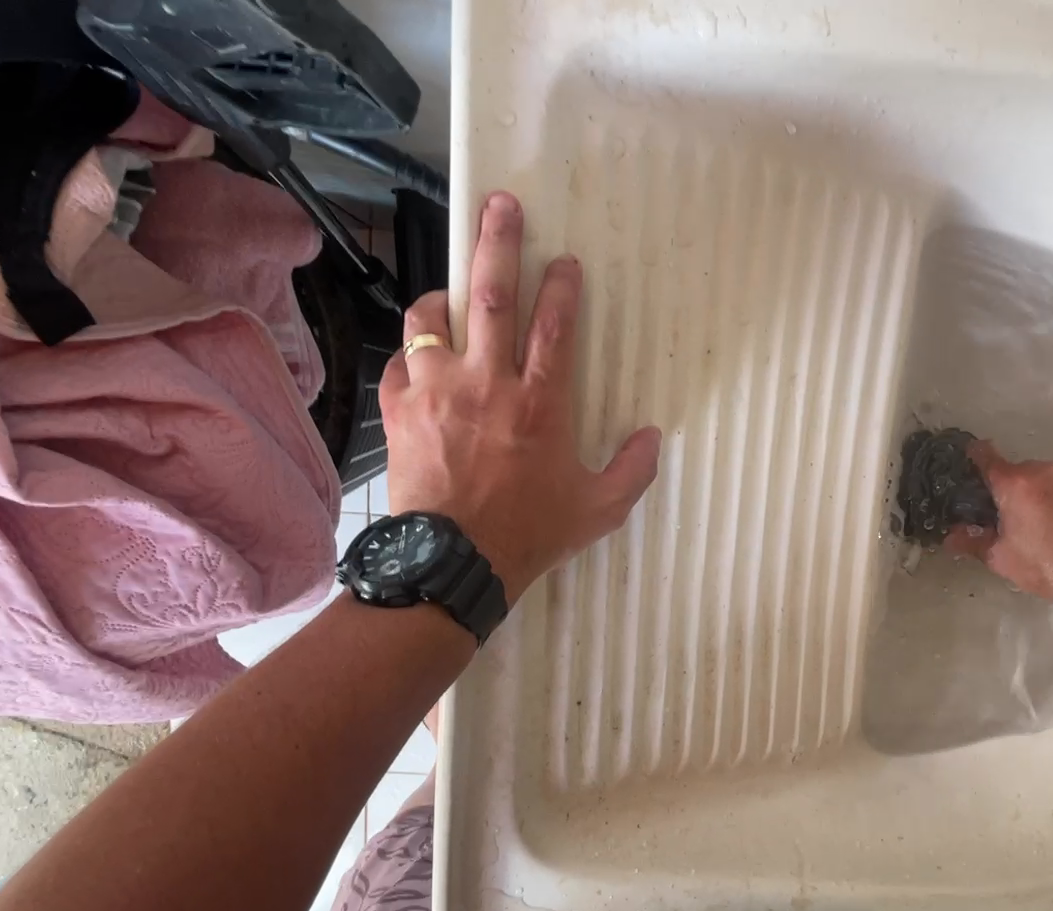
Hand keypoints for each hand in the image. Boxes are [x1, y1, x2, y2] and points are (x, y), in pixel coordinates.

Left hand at [379, 191, 661, 601]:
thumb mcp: (599, 510)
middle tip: (500, 204)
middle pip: (491, 296)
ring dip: (443, 296)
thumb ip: (633, 470)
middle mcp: (487, 383)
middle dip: (498, 243)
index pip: (554, 325)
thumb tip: (652, 435)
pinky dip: (413, 353)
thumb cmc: (530, 534)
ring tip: (451, 291)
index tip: (564, 260)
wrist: (452, 564)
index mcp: (540, 402)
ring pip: (432, 318)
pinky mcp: (400, 410)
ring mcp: (437, 392)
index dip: (561, 286)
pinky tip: (422, 358)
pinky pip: (401, 362)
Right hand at [944, 442, 1052, 600]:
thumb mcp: (1003, 559)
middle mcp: (1047, 469)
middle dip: (1020, 490)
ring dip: (1050, 492)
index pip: (988, 458)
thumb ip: (973, 542)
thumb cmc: (1047, 568)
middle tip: (1026, 520)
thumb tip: (949, 536)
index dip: (978, 456)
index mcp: (1016, 486)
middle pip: (1024, 473)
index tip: (974, 455)